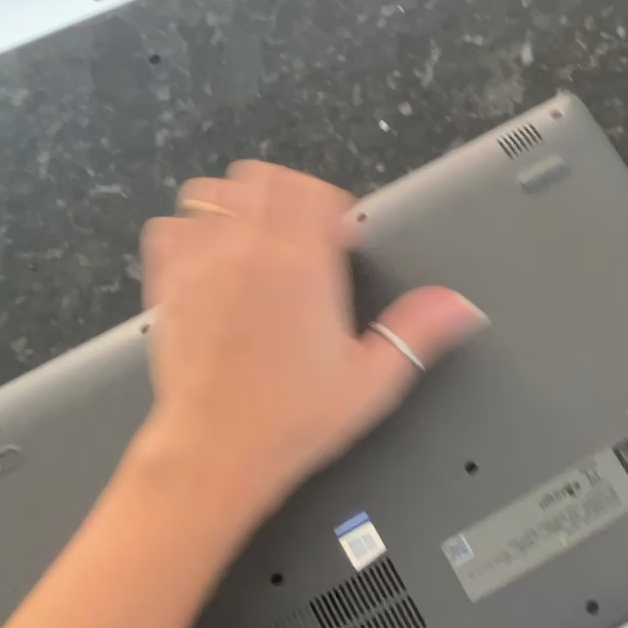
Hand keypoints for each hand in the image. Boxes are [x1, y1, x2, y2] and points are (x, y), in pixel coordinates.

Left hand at [131, 161, 486, 522]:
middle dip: (291, 195)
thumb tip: (458, 307)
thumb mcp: (373, 381)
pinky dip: (194, 229)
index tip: (343, 236)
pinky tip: (215, 259)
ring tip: (263, 240)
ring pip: (214, 191)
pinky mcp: (169, 286)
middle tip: (309, 233)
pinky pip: (172, 225)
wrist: (218, 450)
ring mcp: (201, 265)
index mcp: (303, 269)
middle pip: (264, 177)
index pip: (313, 190)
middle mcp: (248, 254)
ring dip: (242, 204)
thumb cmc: (291, 421)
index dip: (334, 204)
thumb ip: (418, 333)